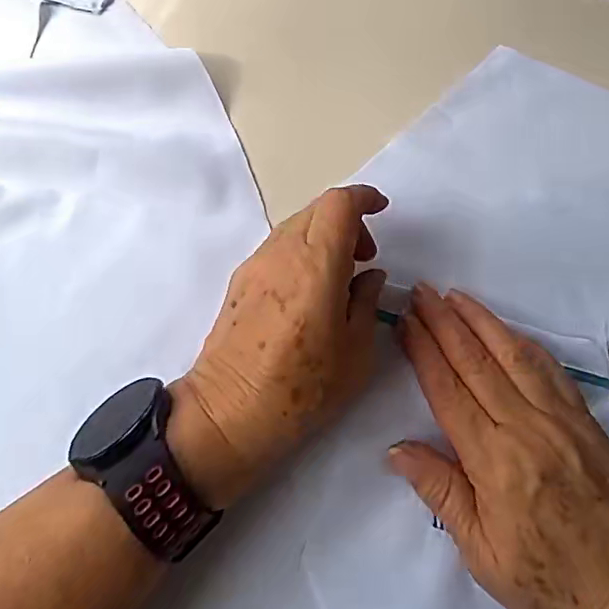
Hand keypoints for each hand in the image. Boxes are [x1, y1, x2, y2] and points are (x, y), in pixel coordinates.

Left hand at [171, 185, 390, 508]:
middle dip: (346, 220)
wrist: (228, 410)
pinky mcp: (239, 281)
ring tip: (339, 278)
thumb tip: (370, 275)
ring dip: (321, 236)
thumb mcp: (356, 354)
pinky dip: (300, 251)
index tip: (381, 210)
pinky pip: (277, 248)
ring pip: (293, 227)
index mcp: (315, 266)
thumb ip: (366, 302)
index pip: (338, 205)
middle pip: (315, 210)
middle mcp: (280, 254)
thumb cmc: (302, 389)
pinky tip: (310, 290)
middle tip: (365, 257)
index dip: (363, 198)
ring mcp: (255, 265)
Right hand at [389, 285, 608, 608]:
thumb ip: (440, 493)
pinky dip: (526, 344)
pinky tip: (509, 331)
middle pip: (476, 363)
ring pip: (514, 358)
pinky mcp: (587, 427)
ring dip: (481, 322)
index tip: (405, 320)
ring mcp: (562, 424)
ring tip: (455, 296)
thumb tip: (395, 449)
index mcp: (495, 463)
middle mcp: (528, 431)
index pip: (448, 390)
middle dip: (444, 323)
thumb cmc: (552, 587)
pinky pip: (552, 373)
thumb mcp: (482, 554)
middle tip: (421, 292)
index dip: (423, 350)